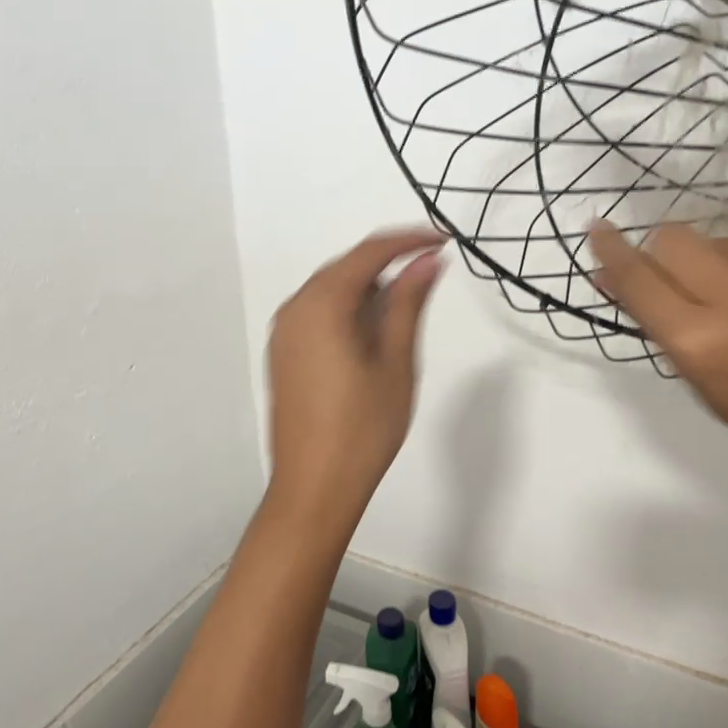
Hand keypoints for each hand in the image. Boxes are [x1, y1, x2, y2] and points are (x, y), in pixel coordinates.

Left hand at [266, 228, 446, 511]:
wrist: (314, 487)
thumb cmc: (363, 427)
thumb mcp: (396, 362)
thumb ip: (408, 303)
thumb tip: (426, 260)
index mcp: (321, 304)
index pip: (369, 253)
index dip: (409, 240)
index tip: (445, 240)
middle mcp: (294, 309)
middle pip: (346, 269)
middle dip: (388, 267)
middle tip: (430, 279)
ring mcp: (283, 334)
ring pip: (331, 292)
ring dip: (368, 293)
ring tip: (404, 321)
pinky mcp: (283, 355)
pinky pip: (318, 315)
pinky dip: (348, 313)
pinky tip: (371, 340)